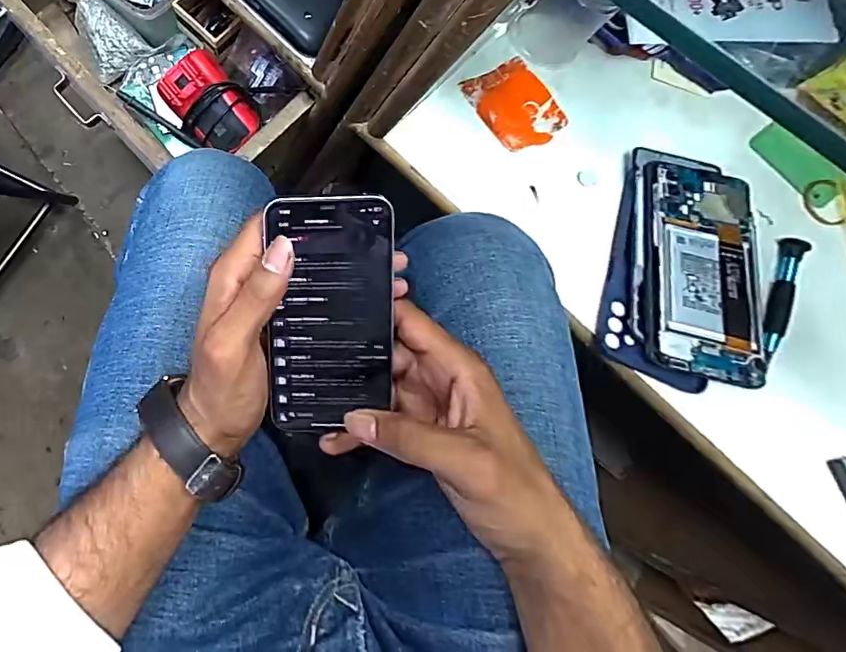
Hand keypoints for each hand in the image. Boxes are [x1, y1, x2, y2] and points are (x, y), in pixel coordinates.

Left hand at [179, 217, 409, 458]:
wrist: (216, 428)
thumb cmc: (219, 389)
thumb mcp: (232, 342)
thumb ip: (254, 295)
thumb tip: (283, 246)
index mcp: (229, 276)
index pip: (261, 227)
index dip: (294, 217)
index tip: (334, 218)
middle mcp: (244, 279)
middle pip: (283, 242)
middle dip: (322, 239)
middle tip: (367, 245)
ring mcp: (260, 297)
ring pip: (296, 265)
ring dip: (329, 262)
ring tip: (373, 266)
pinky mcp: (275, 316)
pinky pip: (301, 289)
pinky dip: (325, 286)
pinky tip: (355, 293)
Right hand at [319, 299, 560, 566]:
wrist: (534, 542)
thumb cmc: (515, 491)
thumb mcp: (464, 461)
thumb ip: (408, 436)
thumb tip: (353, 418)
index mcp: (459, 368)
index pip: (411, 323)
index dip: (378, 308)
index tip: (337, 304)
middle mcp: (440, 379)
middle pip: (388, 352)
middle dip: (353, 355)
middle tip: (312, 358)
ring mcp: (428, 406)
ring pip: (380, 387)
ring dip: (351, 397)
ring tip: (314, 401)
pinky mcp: (419, 433)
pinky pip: (382, 421)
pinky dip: (359, 429)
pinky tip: (334, 439)